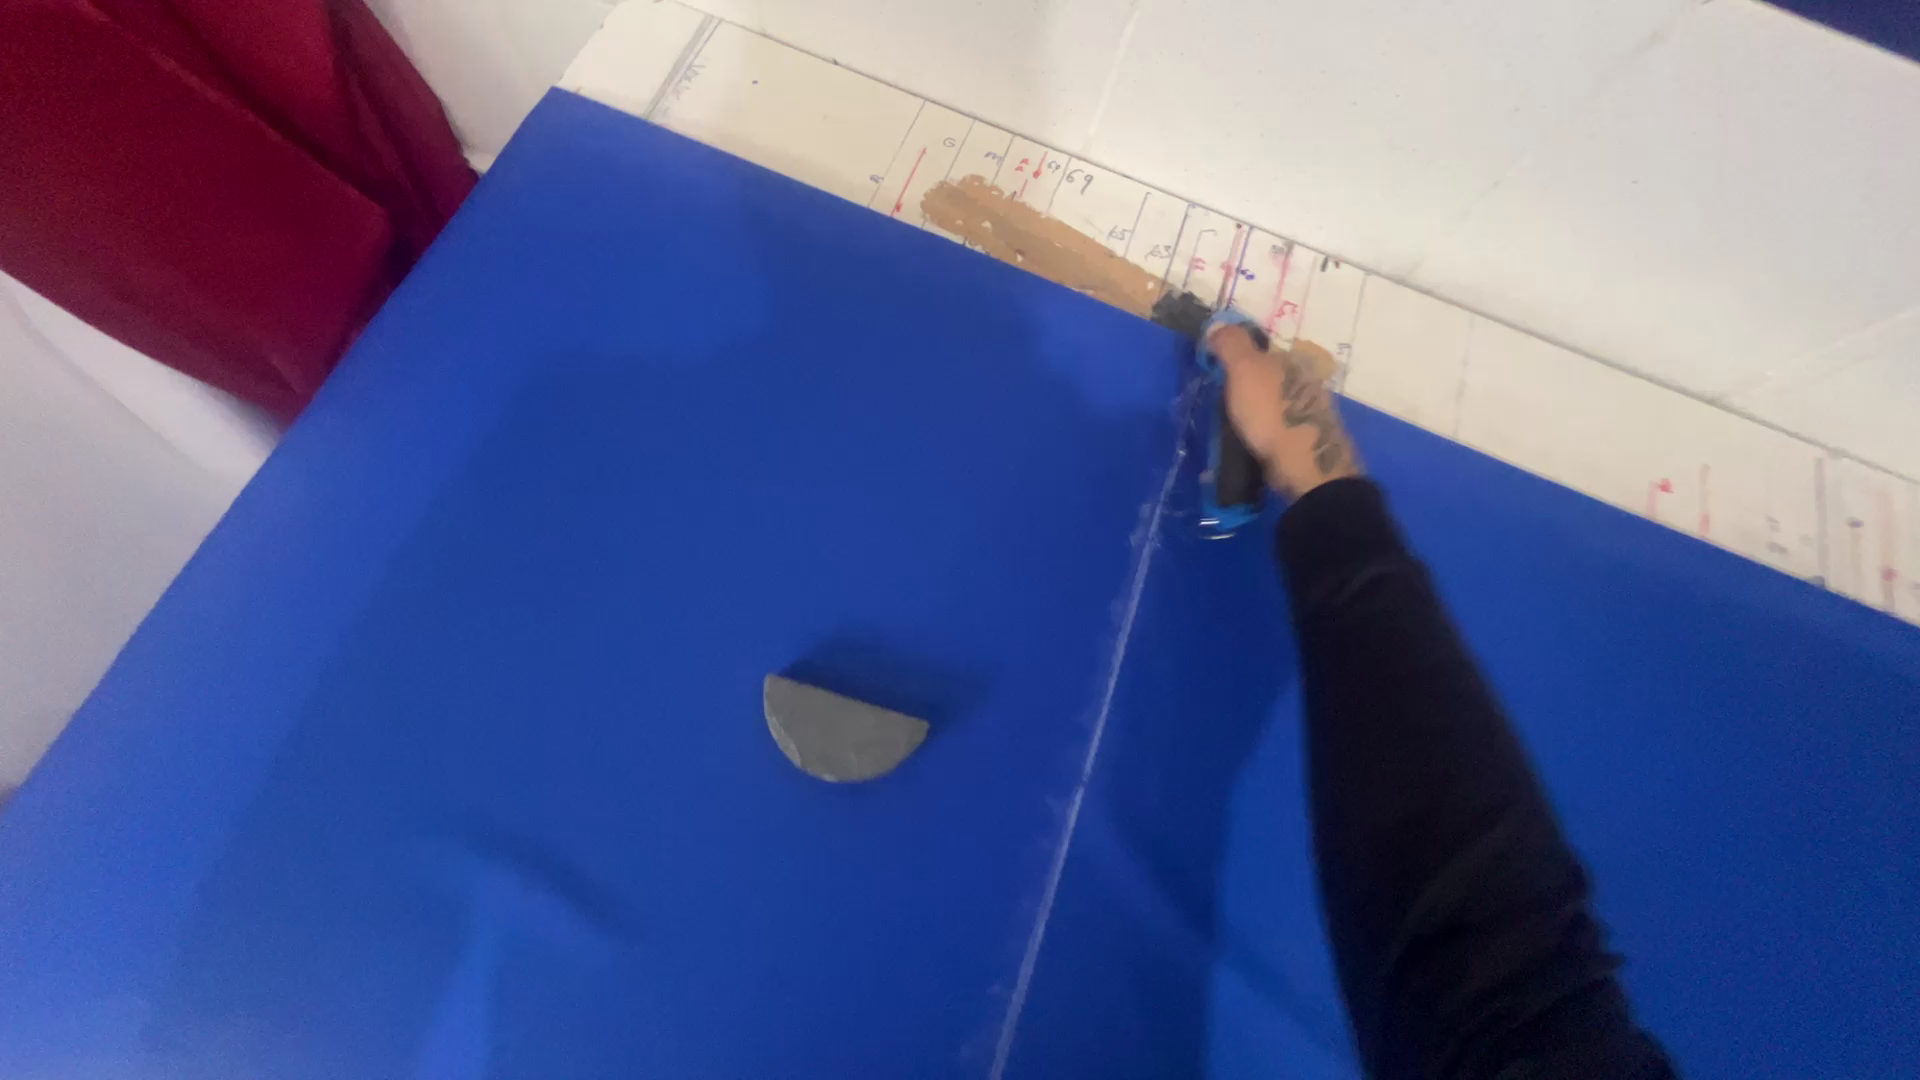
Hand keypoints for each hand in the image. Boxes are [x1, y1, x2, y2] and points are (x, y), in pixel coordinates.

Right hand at [1207, 324, 1361, 498]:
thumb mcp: (1244, 370)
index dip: (1235, 359)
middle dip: (1243, 388)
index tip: (1214, 376)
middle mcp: (1306, 382)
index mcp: (1294, 360)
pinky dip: (1259, 434)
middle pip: (1266, 378)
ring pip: (1271, 405)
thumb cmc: (1271, 412)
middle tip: (1218, 405)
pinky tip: (1246, 444)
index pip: (1261, 350)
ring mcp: (1308, 412)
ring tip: (1228, 429)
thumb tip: (1217, 324)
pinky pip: (1274, 430)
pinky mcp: (1304, 440)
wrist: (1304, 466)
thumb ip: (1230, 344)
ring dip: (1251, 414)